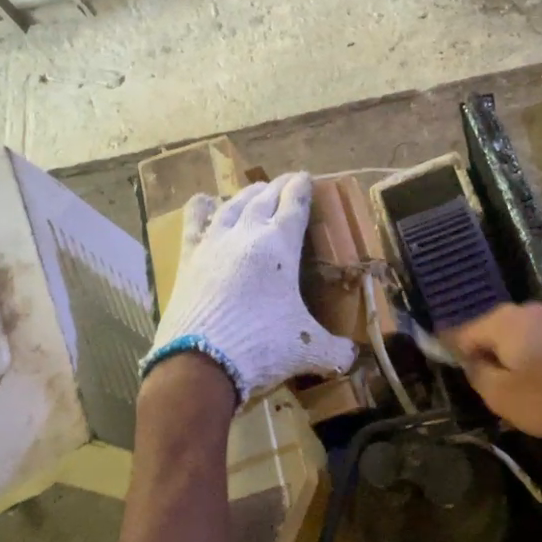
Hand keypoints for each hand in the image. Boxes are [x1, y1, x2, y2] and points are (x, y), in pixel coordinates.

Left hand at [140, 173, 355, 403]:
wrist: (200, 363)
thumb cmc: (262, 346)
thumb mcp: (308, 349)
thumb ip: (335, 349)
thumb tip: (353, 356)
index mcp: (279, 246)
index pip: (294, 206)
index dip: (302, 189)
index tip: (306, 178)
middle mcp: (246, 235)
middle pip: (264, 200)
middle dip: (278, 187)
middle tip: (286, 181)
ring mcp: (214, 244)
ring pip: (232, 206)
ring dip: (246, 194)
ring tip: (255, 189)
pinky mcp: (189, 260)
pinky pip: (196, 223)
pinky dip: (202, 208)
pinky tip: (205, 200)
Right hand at [444, 303, 541, 439]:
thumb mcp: (505, 397)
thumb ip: (477, 375)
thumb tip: (468, 361)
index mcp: (503, 320)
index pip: (458, 333)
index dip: (447, 356)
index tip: (445, 380)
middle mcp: (525, 311)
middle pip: (488, 337)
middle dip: (484, 366)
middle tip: (487, 400)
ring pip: (514, 345)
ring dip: (510, 370)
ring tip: (519, 403)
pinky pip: (538, 350)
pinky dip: (533, 370)